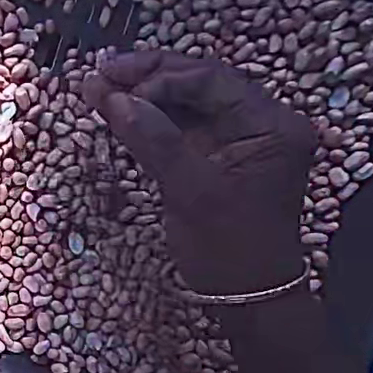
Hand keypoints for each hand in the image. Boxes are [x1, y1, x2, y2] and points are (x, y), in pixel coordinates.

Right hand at [82, 51, 313, 295]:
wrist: (246, 299)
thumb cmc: (230, 250)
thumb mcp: (192, 193)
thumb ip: (154, 141)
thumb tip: (112, 97)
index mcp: (272, 125)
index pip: (213, 80)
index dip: (161, 79)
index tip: (117, 90)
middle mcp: (259, 123)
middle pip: (200, 83)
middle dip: (149, 77)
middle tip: (101, 72)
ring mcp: (236, 139)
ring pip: (186, 102)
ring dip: (144, 94)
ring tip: (100, 87)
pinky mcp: (214, 156)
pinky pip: (179, 126)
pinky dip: (148, 119)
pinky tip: (118, 110)